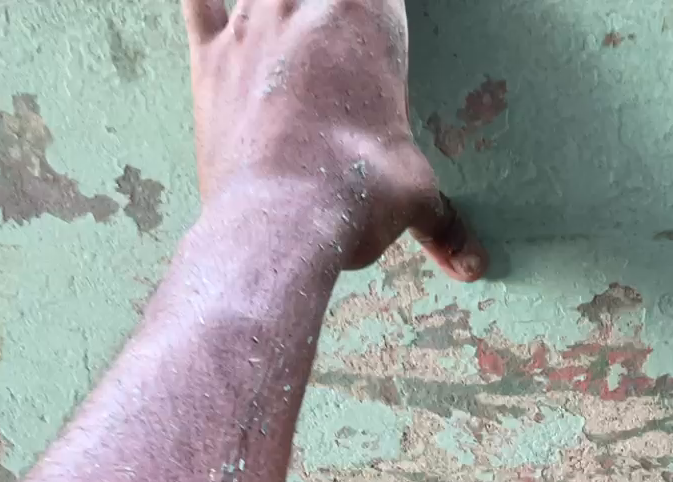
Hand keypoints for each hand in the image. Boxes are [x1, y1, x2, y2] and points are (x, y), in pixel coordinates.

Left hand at [184, 0, 488, 280]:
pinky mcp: (209, 57)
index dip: (382, 10)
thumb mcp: (414, 202)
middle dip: (335, 9)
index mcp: (368, 17)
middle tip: (340, 36)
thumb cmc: (355, 196)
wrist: (279, 222)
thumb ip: (443, 221)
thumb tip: (473, 264)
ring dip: (283, 4)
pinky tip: (221, 9)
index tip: (380, 35)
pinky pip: (198, 1)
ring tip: (297, 22)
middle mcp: (306, 2)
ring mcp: (250, 23)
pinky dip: (208, 1)